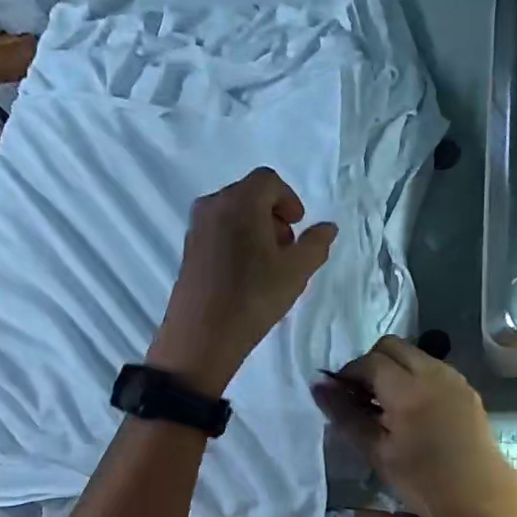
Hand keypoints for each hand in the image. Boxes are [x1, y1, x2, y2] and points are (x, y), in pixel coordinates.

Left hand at [148, 168, 337, 396]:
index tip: (298, 226)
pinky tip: (246, 274)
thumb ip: (316, 244)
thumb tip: (328, 227)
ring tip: (268, 265)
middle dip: (273, 215)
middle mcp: (213, 205)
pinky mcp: (188, 248)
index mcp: (240, 202)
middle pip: (250, 194)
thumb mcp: (296, 272)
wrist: (202, 335)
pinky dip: (237, 239)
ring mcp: (196, 227)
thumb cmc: (254, 297)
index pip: (268, 181)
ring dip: (256, 228)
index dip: (289, 200)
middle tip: (286, 248)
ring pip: (233, 213)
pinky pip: (219, 230)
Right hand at [314, 336, 516, 516]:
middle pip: (391, 346)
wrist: (484, 497)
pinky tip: (410, 411)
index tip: (339, 398)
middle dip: (370, 364)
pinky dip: (413, 378)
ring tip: (384, 406)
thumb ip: (347, 416)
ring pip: (413, 354)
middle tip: (361, 398)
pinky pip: (432, 368)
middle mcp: (432, 372)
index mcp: (408, 388)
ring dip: (393, 369)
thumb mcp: (378, 454)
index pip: (368, 361)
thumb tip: (319, 387)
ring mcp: (453, 377)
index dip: (348, 375)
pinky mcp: (465, 389)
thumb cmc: (426, 482)